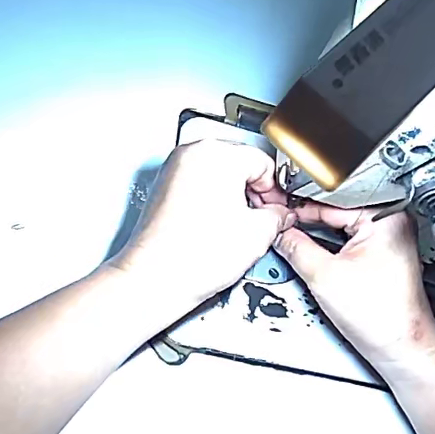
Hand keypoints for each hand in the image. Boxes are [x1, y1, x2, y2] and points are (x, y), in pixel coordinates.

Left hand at [106, 139, 291, 308]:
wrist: (154, 279)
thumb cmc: (193, 257)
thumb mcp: (258, 234)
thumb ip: (279, 216)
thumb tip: (280, 214)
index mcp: (217, 154)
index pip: (263, 162)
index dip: (276, 191)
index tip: (278, 209)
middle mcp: (192, 154)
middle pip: (239, 164)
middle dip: (253, 192)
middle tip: (261, 220)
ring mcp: (173, 170)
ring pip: (217, 175)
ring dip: (232, 197)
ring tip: (235, 228)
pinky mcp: (163, 188)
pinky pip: (197, 186)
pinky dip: (210, 202)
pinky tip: (214, 229)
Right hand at [274, 203, 434, 373]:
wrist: (400, 346)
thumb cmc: (380, 316)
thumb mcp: (322, 274)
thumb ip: (294, 246)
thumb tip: (278, 231)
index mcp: (386, 215)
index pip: (329, 200)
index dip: (298, 205)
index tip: (277, 210)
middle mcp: (393, 219)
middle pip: (335, 208)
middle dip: (306, 217)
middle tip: (280, 223)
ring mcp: (390, 235)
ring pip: (341, 222)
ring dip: (316, 229)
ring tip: (294, 235)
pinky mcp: (384, 250)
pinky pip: (348, 236)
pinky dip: (329, 241)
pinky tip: (313, 247)